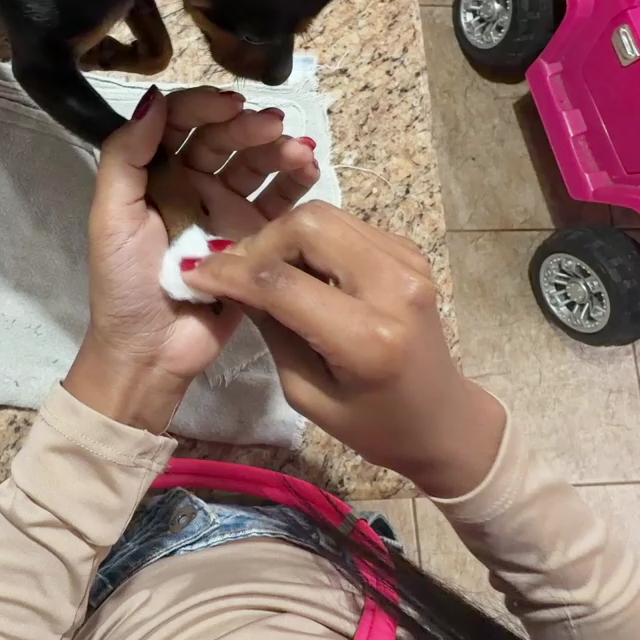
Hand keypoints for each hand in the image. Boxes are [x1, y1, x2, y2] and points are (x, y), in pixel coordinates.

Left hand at [66, 85, 320, 431]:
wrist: (151, 350)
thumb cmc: (124, 283)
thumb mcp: (111, 217)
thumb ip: (126, 156)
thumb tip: (154, 98)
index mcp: (154, 173)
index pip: (180, 122)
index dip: (204, 105)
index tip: (231, 104)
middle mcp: (192, 184)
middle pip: (223, 139)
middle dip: (248, 127)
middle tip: (272, 126)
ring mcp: (226, 210)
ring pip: (255, 165)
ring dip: (277, 149)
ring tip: (298, 150)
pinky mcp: (255, 238)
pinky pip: (278, 202)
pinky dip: (295, 182)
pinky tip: (308, 168)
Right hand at [180, 202, 505, 496]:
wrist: (444, 419)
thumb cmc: (373, 424)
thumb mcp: (305, 391)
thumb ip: (270, 327)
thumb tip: (229, 281)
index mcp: (367, 338)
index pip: (283, 283)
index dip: (231, 273)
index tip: (195, 273)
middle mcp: (393, 287)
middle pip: (308, 225)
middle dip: (260, 243)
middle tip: (238, 273)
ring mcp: (407, 262)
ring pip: (325, 215)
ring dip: (283, 237)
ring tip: (265, 270)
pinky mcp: (408, 251)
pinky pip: (343, 225)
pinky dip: (310, 240)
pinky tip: (301, 270)